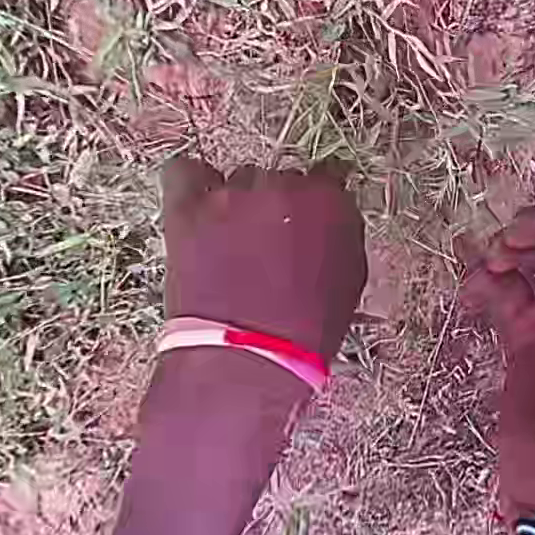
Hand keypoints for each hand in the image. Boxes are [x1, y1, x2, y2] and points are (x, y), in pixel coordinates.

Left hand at [161, 158, 367, 359]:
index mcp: (328, 200)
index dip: (314, 197)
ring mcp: (233, 194)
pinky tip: (196, 209)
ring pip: (239, 180)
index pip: (328, 174)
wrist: (247, 360)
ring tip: (230, 243)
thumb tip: (329, 214)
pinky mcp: (189, 208)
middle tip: (267, 242)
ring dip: (238, 203)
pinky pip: (186, 174)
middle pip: (280, 178)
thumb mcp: (348, 278)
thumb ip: (342, 231)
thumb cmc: (307, 330)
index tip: (305, 214)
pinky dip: (191, 185)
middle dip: (277, 205)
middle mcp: (283, 185)